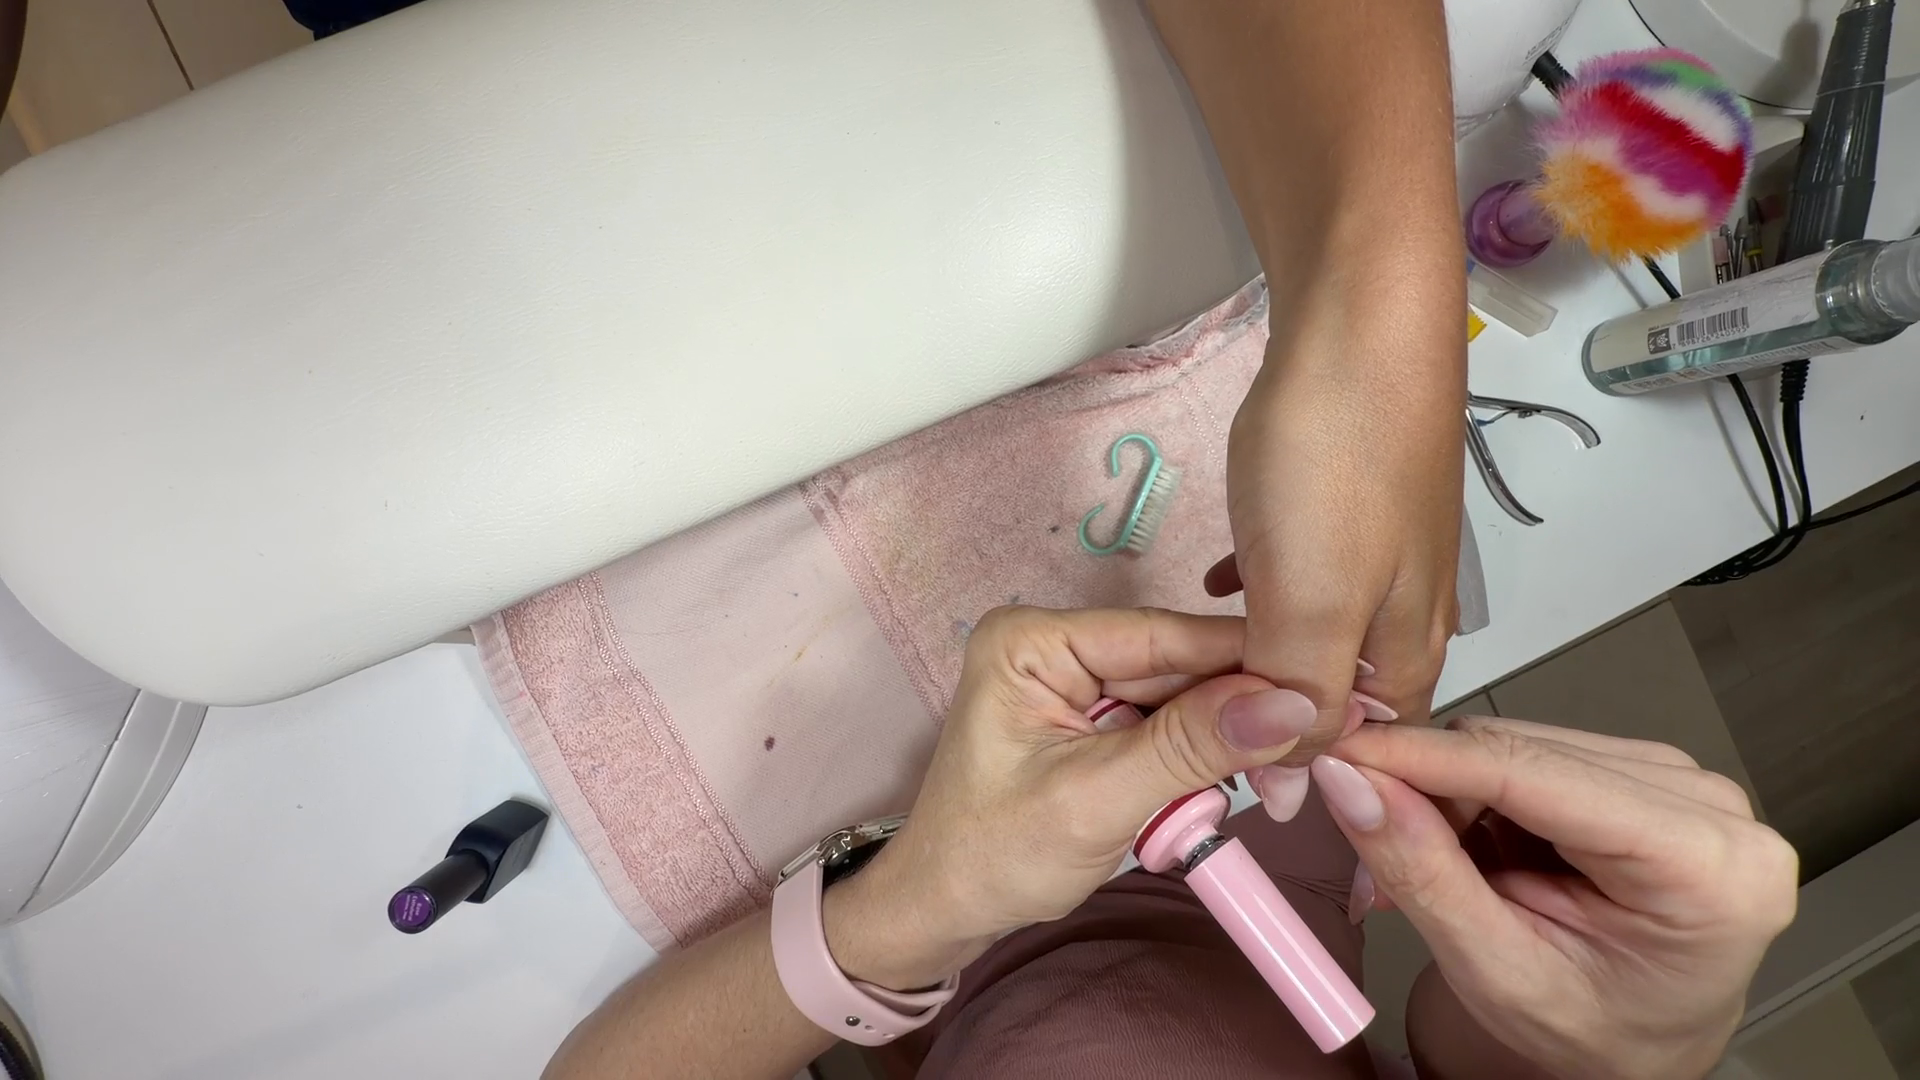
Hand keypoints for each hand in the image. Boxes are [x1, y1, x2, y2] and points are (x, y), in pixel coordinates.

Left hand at [824, 606, 1319, 989]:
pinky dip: (1204, 753)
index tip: (1331, 682)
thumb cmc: (994, 853)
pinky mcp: (1092, 713)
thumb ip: (1189, 748)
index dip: (1247, 658)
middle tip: (1330, 737)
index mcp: (1033, 639)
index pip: (1159, 634)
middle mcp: (1056, 643)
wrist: (946, 907)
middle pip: (1175, 662)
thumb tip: (1290, 702)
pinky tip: (1247, 775)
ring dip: (1230, 735)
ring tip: (1291, 771)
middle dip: (1244, 706)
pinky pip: (1166, 721)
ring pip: (1180, 693)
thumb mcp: (1094, 799)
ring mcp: (1074, 677)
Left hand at [1208, 308, 1464, 818]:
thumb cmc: (1334, 466)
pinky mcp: (1337, 513)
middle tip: (1179, 712)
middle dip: (1254, 708)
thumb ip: (1298, 693)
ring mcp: (1367, 558)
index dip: (1271, 763)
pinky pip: (1292, 576)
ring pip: (1302, 634)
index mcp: (1400, 655)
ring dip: (1247, 652)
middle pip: (1319, 694)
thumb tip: (1288, 787)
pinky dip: (1253, 590)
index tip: (1196, 761)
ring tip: (1186, 661)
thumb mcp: (1310, 598)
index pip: (1338, 748)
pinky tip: (1219, 583)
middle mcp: (1395, 616)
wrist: (1358, 326)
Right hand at [1315, 716, 1797, 1079]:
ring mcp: (1666, 778)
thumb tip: (1347, 779)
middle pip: (1508, 748)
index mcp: (1706, 867)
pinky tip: (1467, 839)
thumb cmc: (1581, 1031)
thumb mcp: (1491, 969)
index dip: (1416, 755)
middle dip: (1427, 789)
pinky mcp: (1625, 768)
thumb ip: (1419, 870)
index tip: (1333, 755)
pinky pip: (1506, 746)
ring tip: (1437, 859)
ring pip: (1498, 739)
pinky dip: (1462, 787)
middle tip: (1387, 851)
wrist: (1624, 1042)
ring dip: (1442, 790)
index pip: (1526, 770)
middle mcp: (1703, 805)